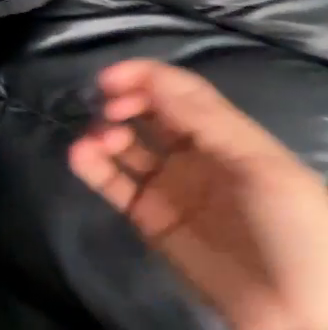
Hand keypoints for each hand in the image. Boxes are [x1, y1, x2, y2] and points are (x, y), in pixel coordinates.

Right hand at [68, 59, 327, 329]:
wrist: (302, 316)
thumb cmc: (299, 235)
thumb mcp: (266, 171)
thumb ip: (207, 121)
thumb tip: (146, 78)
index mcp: (232, 142)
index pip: (181, 93)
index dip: (144, 78)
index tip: (110, 79)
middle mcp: (197, 158)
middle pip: (147, 112)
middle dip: (119, 101)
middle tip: (108, 108)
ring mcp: (170, 186)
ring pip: (121, 142)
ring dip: (101, 130)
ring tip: (102, 141)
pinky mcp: (146, 214)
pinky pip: (107, 179)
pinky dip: (87, 161)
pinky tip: (82, 155)